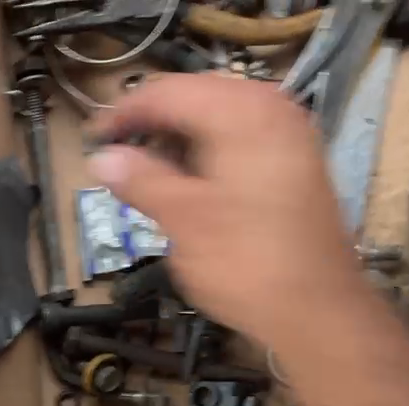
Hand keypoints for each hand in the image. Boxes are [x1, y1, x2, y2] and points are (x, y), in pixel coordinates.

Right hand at [86, 75, 371, 351]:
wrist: (315, 310)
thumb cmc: (246, 265)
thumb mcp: (183, 221)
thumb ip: (142, 182)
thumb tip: (103, 159)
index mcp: (242, 113)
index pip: (168, 92)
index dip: (124, 114)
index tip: (94, 141)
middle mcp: (271, 111)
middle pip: (195, 100)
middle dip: (152, 128)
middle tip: (117, 161)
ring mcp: (288, 139)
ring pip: (217, 123)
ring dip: (177, 145)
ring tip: (144, 178)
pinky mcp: (293, 168)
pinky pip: (238, 145)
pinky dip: (205, 158)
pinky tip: (186, 189)